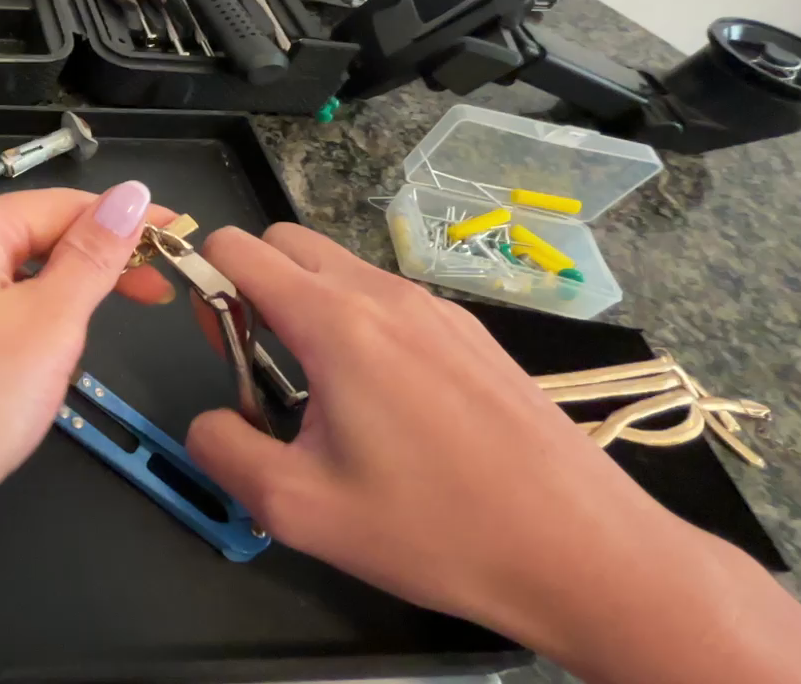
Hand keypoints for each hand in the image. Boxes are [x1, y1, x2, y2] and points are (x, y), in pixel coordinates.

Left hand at [0, 184, 172, 526]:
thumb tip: (131, 193)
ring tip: (100, 329)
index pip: (63, 204)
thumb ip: (92, 257)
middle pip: (36, 236)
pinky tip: (42, 356)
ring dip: (63, 295)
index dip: (128, 221)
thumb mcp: (46, 326)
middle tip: (157, 295)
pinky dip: (27, 322)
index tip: (184, 241)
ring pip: (13, 276)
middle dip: (97, 261)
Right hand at [183, 225, 731, 646]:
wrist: (597, 560)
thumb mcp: (296, 509)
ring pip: (333, 264)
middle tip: (262, 357)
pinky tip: (385, 398)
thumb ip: (221, 448)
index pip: (234, 246)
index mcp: (334, 322)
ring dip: (301, 301)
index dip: (203, 281)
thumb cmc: (439, 531)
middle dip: (249, 282)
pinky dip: (353, 319)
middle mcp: (382, 294)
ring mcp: (433, 307)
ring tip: (324, 386)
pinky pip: (382, 295)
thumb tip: (211, 419)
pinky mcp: (469, 330)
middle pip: (280, 240)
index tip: (220, 342)